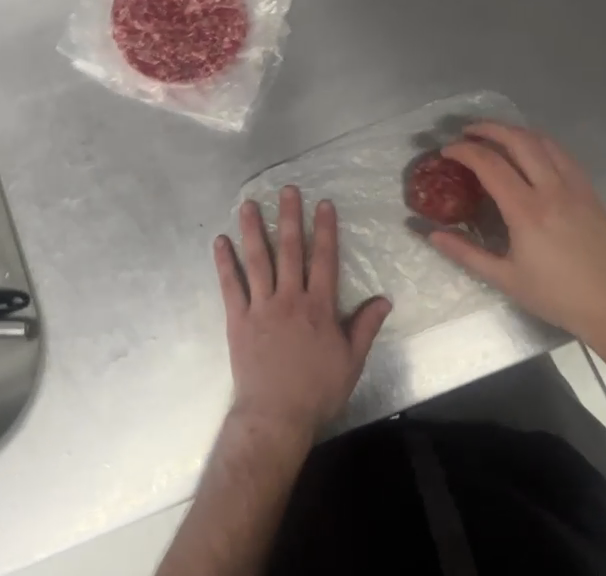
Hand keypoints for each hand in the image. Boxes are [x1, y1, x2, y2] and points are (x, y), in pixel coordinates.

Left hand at [213, 186, 391, 434]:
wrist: (277, 415)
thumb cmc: (318, 391)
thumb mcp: (352, 361)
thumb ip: (366, 326)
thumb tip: (384, 299)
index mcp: (319, 308)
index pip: (324, 259)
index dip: (325, 230)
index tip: (323, 204)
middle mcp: (290, 299)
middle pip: (290, 250)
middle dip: (289, 218)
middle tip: (287, 190)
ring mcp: (261, 307)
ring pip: (257, 260)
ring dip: (253, 230)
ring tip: (249, 204)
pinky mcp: (238, 319)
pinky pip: (231, 285)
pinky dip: (225, 263)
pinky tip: (220, 242)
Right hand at [425, 122, 605, 354]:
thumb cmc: (557, 296)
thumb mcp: (505, 279)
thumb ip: (466, 253)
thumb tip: (432, 234)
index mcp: (527, 211)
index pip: (490, 164)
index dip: (464, 151)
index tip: (447, 151)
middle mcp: (552, 190)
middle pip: (519, 141)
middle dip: (489, 129)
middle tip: (467, 131)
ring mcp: (576, 189)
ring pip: (545, 142)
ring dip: (517, 132)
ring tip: (497, 136)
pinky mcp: (592, 194)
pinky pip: (564, 156)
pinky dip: (542, 145)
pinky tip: (532, 154)